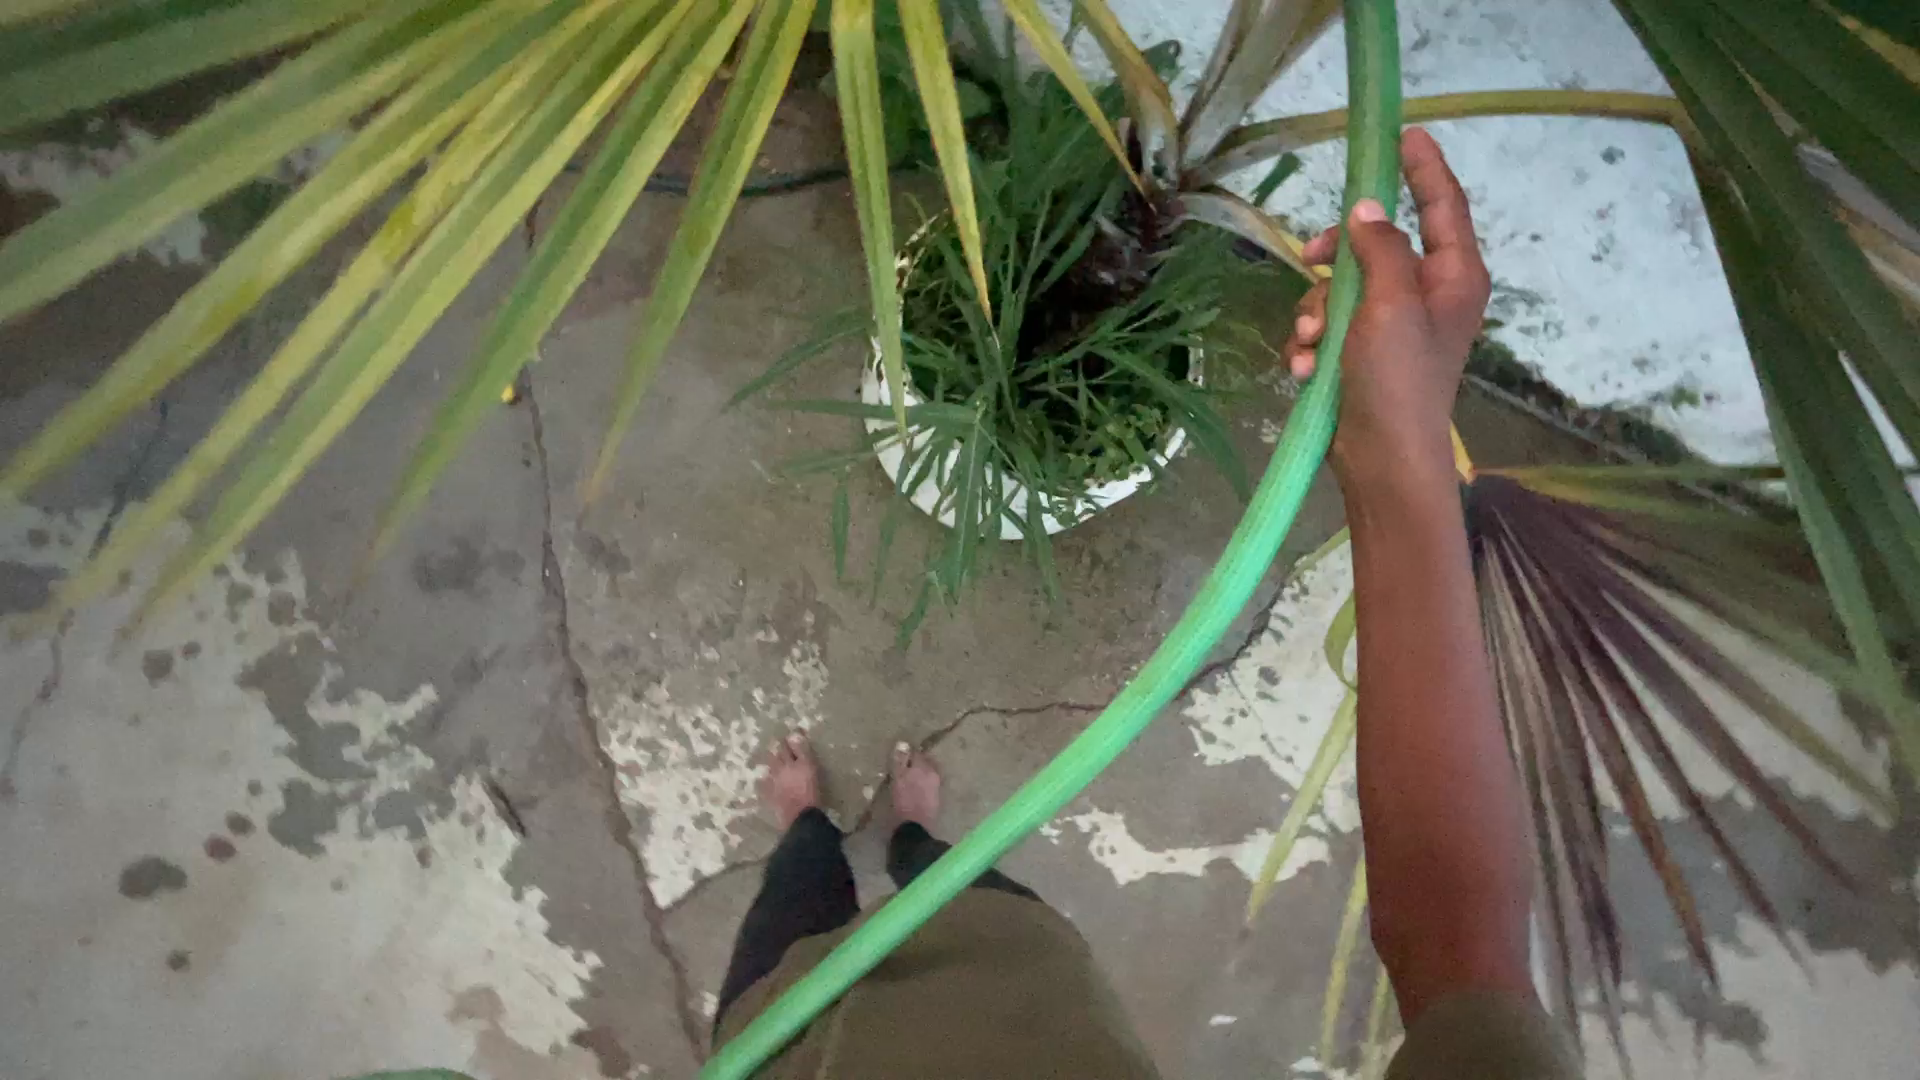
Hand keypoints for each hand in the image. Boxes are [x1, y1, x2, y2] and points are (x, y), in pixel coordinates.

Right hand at [1282, 128, 1489, 490]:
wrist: (1380, 456)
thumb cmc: (1397, 380)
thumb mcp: (1390, 305)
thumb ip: (1380, 250)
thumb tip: (1365, 210)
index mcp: (1451, 276)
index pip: (1442, 206)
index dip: (1423, 169)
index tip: (1405, 134)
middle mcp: (1423, 296)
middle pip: (1374, 247)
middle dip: (1335, 258)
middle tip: (1310, 258)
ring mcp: (1387, 328)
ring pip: (1338, 291)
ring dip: (1313, 314)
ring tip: (1307, 347)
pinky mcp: (1356, 356)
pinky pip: (1324, 329)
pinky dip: (1308, 345)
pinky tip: (1300, 369)